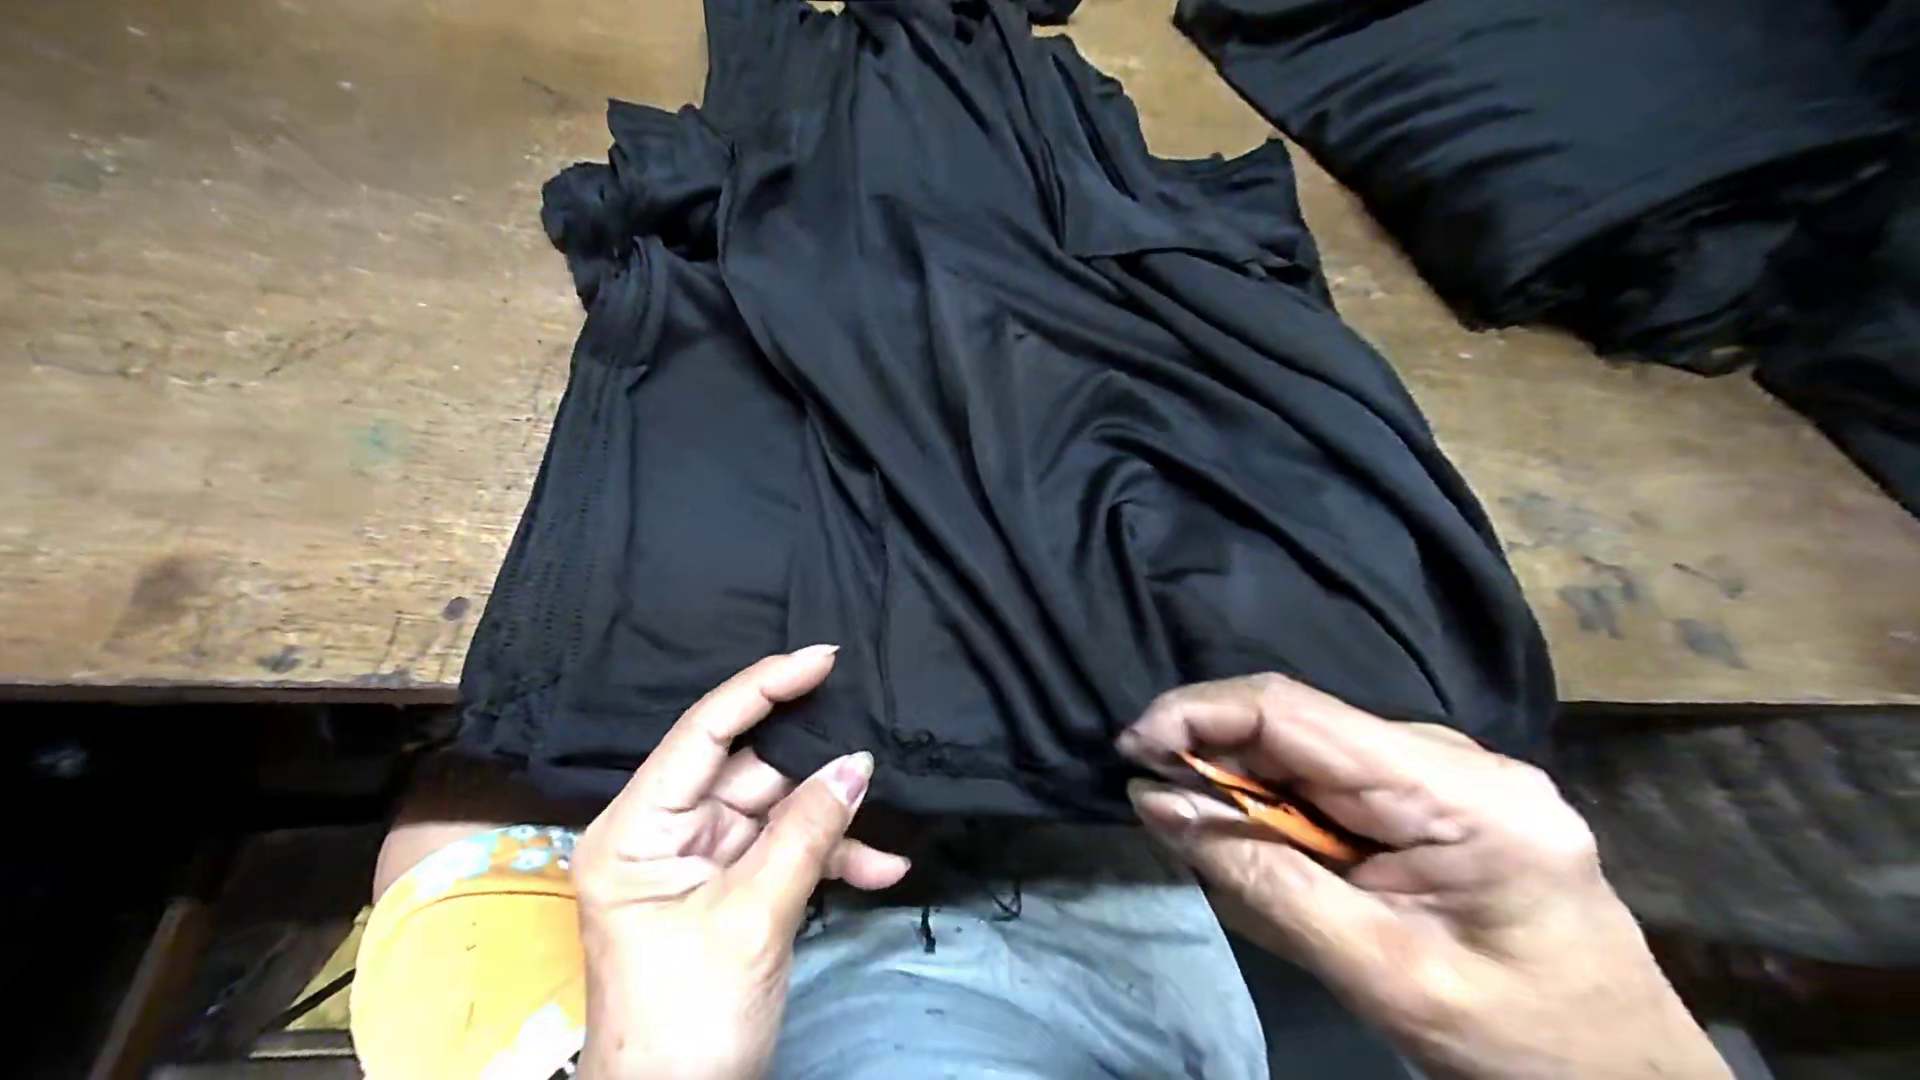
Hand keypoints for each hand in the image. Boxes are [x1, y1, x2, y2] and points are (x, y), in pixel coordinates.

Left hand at [572, 646, 909, 1079]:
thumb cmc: (687, 1024)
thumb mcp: (752, 922)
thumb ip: (808, 833)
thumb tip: (859, 763)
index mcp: (638, 827)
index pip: (703, 731)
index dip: (763, 686)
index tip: (821, 658)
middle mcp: (667, 828)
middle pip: (749, 766)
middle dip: (811, 758)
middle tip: (866, 723)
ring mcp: (705, 854)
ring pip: (780, 805)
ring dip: (832, 814)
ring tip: (880, 813)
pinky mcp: (737, 879)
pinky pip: (790, 848)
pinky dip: (834, 856)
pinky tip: (882, 869)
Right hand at [1119, 675, 1729, 1079]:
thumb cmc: (1520, 1046)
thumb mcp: (1379, 975)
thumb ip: (1260, 881)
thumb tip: (1154, 800)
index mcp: (1459, 792)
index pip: (1292, 711)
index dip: (1197, 714)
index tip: (1131, 748)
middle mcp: (1447, 755)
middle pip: (1290, 724)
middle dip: (1213, 759)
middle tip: (1161, 808)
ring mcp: (1436, 766)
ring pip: (1298, 749)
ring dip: (1242, 790)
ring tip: (1223, 851)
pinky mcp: (1422, 786)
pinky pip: (1320, 775)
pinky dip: (1275, 808)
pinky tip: (1276, 855)